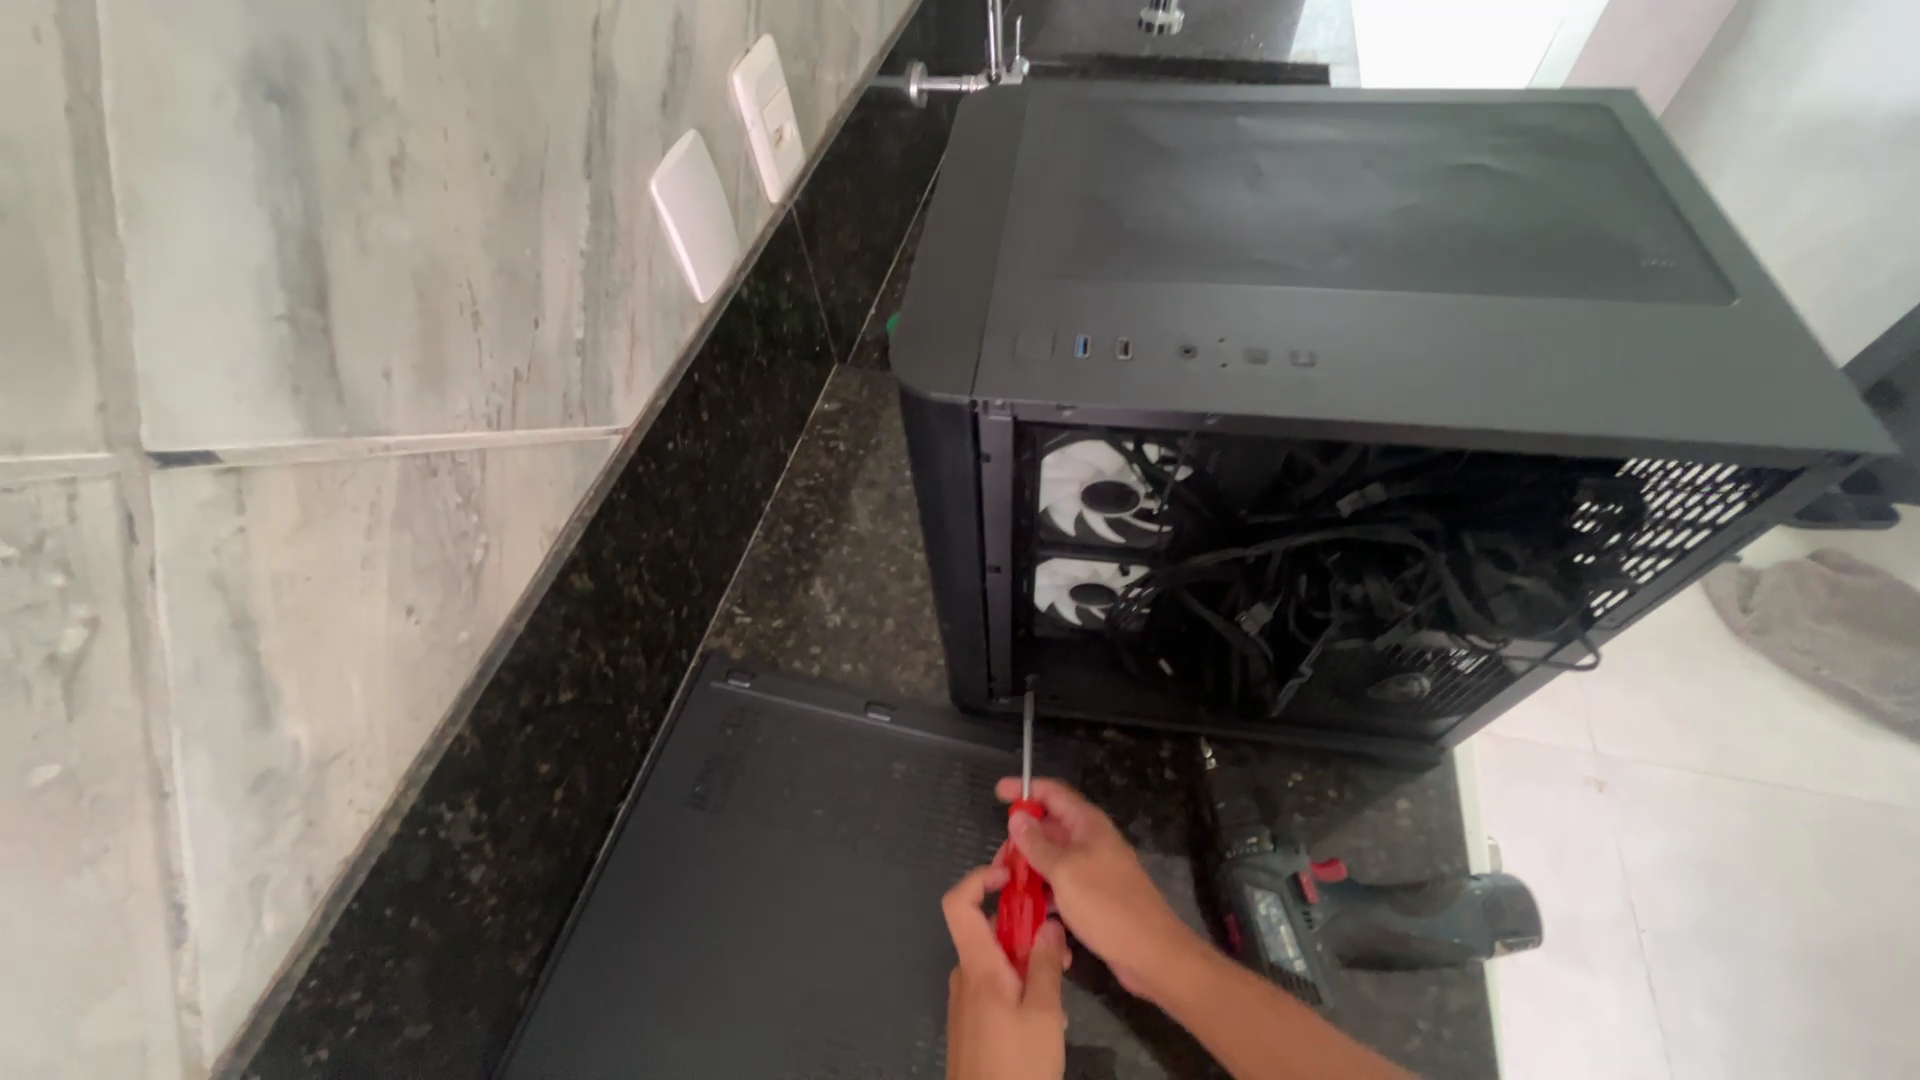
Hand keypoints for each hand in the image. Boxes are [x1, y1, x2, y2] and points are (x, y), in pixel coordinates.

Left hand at [943, 864, 1067, 1079]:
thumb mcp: (1044, 1014)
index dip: (980, 877)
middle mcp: (966, 974)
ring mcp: (967, 999)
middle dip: (1025, 924)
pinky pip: (995, 984)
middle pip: (988, 928)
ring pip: (997, 958)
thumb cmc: (1017, 1066)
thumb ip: (1045, 964)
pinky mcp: (973, 1021)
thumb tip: (1047, 923)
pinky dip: (1020, 981)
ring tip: (1062, 978)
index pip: (959, 902)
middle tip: (1061, 936)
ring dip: (1027, 957)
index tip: (1012, 874)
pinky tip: (1048, 1009)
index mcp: (977, 965)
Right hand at [996, 777, 1205, 1003]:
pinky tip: (1029, 909)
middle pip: (1049, 827)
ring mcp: (1093, 869)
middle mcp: (1090, 841)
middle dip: (1021, 840)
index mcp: (1087, 824)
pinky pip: (1061, 884)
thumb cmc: (1107, 905)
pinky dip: (1044, 891)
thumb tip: (1017, 817)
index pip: (1053, 793)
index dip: (1026, 789)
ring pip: (1052, 858)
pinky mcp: (1093, 896)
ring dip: (1030, 869)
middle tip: (999, 861)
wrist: (1152, 953)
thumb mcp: (1065, 872)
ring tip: (1007, 887)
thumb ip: (1038, 844)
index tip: (998, 792)